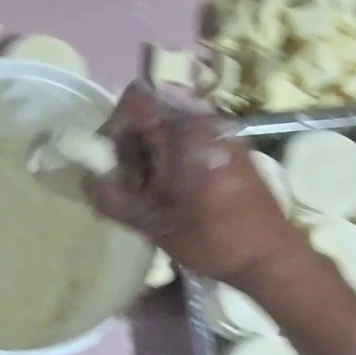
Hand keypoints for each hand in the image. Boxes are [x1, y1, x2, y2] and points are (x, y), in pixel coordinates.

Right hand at [84, 83, 307, 285]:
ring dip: (155, 155)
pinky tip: (181, 194)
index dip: (116, 126)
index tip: (118, 164)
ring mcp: (223, 131)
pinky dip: (177, 158)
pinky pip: (192, 139)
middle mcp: (204, 119)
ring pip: (171, 128)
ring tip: (158, 193)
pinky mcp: (234, 147)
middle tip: (136, 186)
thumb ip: (112, 198)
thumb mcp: (150, 223)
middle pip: (152, 114)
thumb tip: (87, 181)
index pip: (133, 99)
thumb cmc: (208, 236)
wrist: (268, 255)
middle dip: (135, 145)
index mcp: (182, 129)